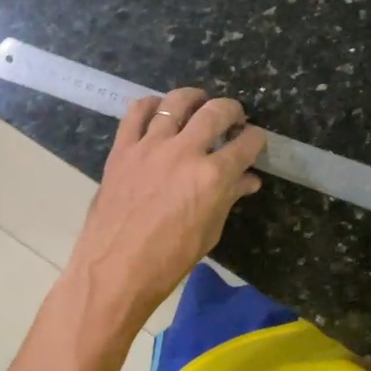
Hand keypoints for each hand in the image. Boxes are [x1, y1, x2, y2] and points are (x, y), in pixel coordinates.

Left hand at [66, 89, 265, 323]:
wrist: (114, 272)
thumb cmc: (168, 260)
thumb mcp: (209, 232)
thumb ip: (229, 198)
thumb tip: (249, 180)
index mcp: (212, 176)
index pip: (246, 144)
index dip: (256, 139)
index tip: (255, 140)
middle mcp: (184, 152)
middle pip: (215, 112)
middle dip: (232, 110)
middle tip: (233, 117)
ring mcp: (150, 146)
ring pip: (176, 102)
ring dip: (194, 98)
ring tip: (198, 103)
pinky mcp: (123, 149)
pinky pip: (136, 113)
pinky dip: (150, 104)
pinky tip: (158, 108)